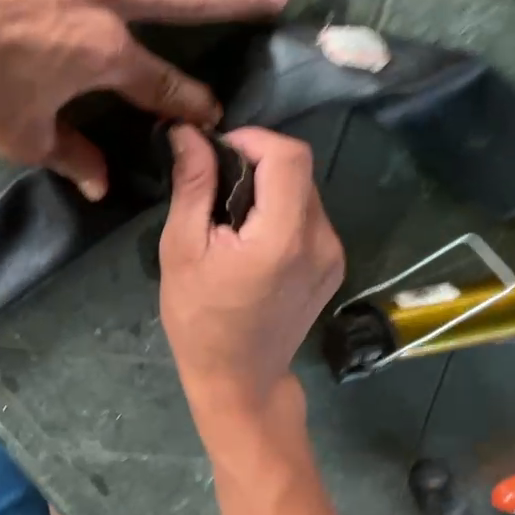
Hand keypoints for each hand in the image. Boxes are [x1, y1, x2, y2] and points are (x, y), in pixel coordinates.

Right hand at [157, 126, 343, 406]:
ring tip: (229, 215)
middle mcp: (321, 239)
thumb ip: (192, 185)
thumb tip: (189, 133)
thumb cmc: (199, 318)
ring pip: (304, 189)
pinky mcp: (333, 265)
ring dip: (268, 186)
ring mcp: (333, 254)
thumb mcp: (181, 248)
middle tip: (213, 185)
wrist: (239, 380)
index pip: (288, 154)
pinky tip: (251, 237)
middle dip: (255, 161)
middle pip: (298, 168)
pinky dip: (280, 209)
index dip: (252, 139)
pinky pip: (309, 215)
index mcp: (283, 236)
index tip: (215, 153)